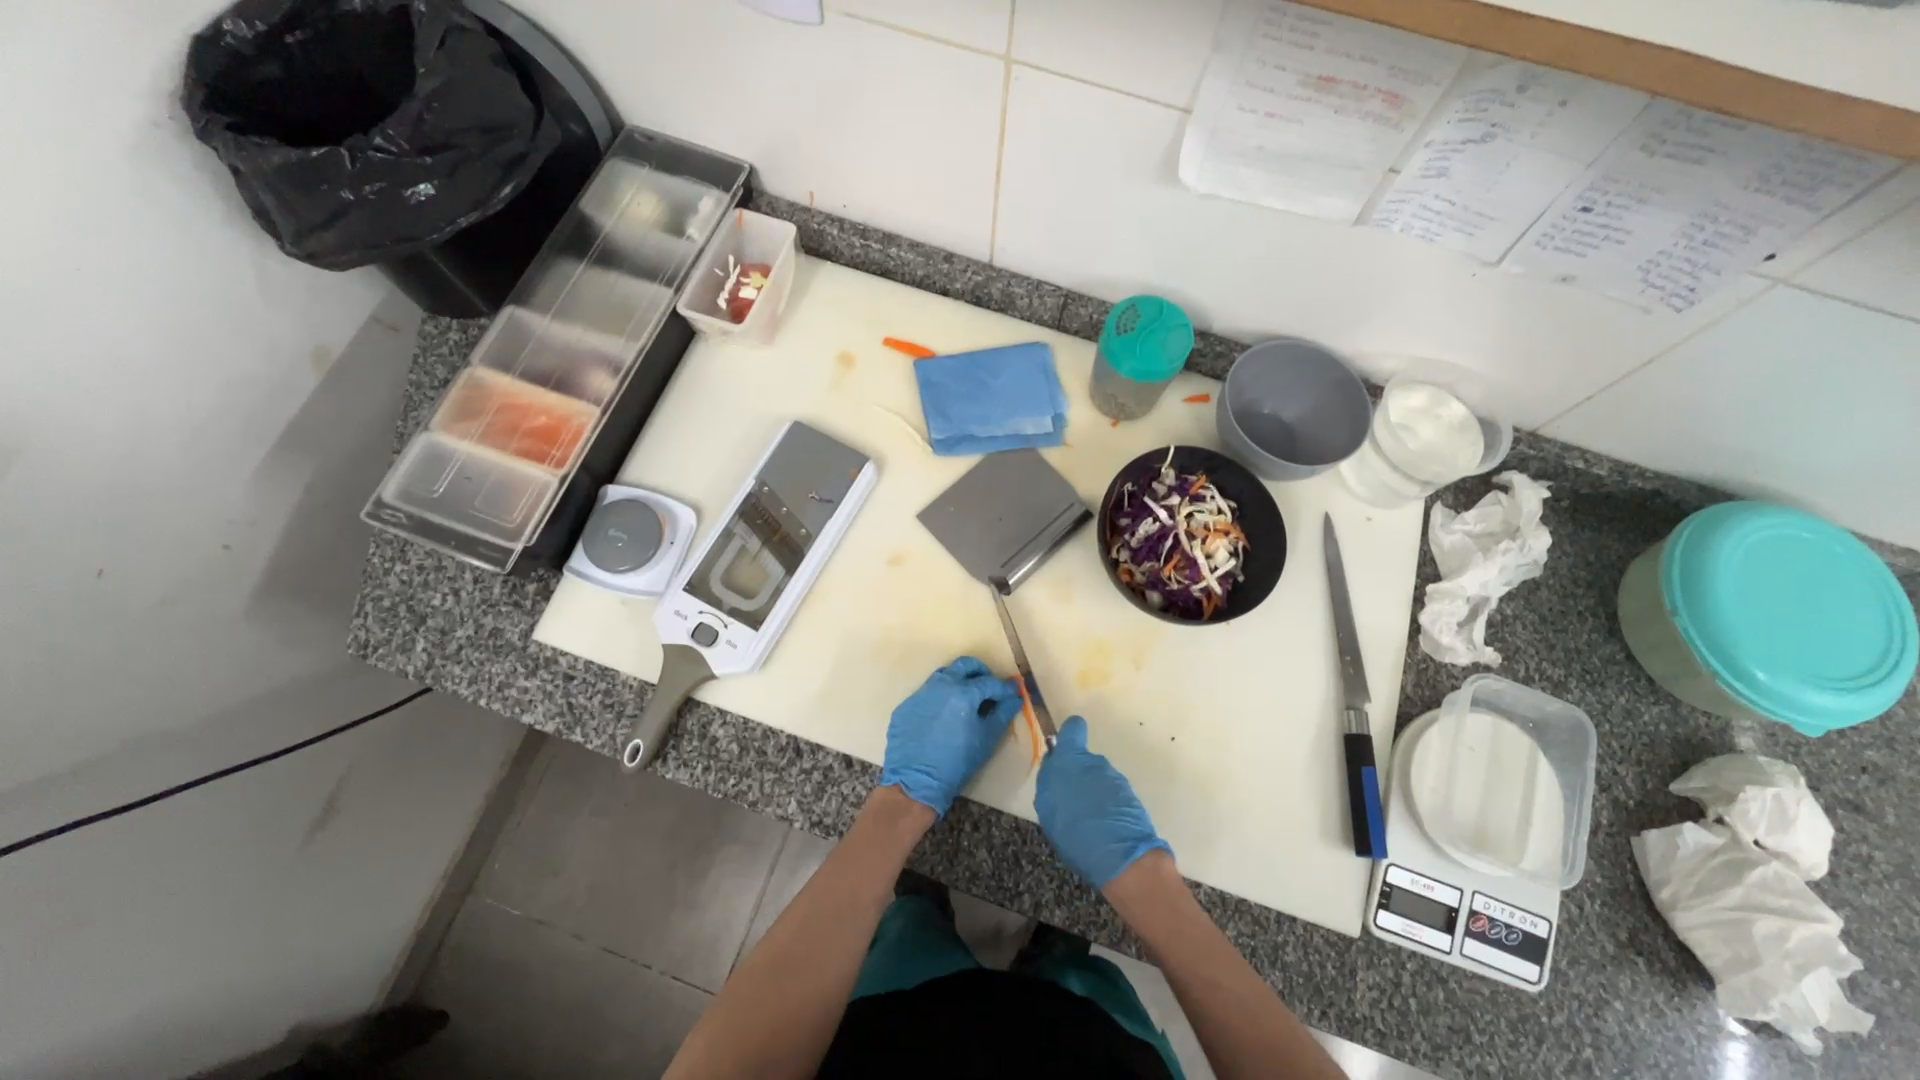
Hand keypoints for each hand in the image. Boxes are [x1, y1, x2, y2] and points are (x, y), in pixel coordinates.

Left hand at [879, 656, 1022, 816]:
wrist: (915, 782)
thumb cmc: (957, 761)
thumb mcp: (986, 739)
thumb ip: (1002, 714)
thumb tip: (1014, 697)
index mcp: (963, 692)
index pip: (989, 682)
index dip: (1004, 687)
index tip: (1012, 692)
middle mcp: (940, 685)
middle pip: (964, 665)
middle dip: (980, 672)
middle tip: (988, 687)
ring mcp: (920, 693)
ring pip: (944, 675)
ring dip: (958, 681)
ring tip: (966, 699)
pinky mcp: (906, 705)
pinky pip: (927, 693)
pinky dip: (940, 697)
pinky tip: (943, 716)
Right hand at [1035, 716, 1171, 887]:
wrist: (1121, 856)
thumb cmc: (1073, 832)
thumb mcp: (1048, 808)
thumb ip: (1050, 783)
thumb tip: (1054, 766)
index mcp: (1070, 760)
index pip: (1073, 729)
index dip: (1069, 735)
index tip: (1064, 750)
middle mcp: (1094, 763)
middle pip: (1083, 761)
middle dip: (1078, 776)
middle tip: (1071, 803)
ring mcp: (1115, 779)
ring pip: (1098, 779)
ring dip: (1093, 794)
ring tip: (1088, 823)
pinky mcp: (1131, 796)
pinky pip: (1113, 795)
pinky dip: (1108, 807)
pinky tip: (1104, 830)